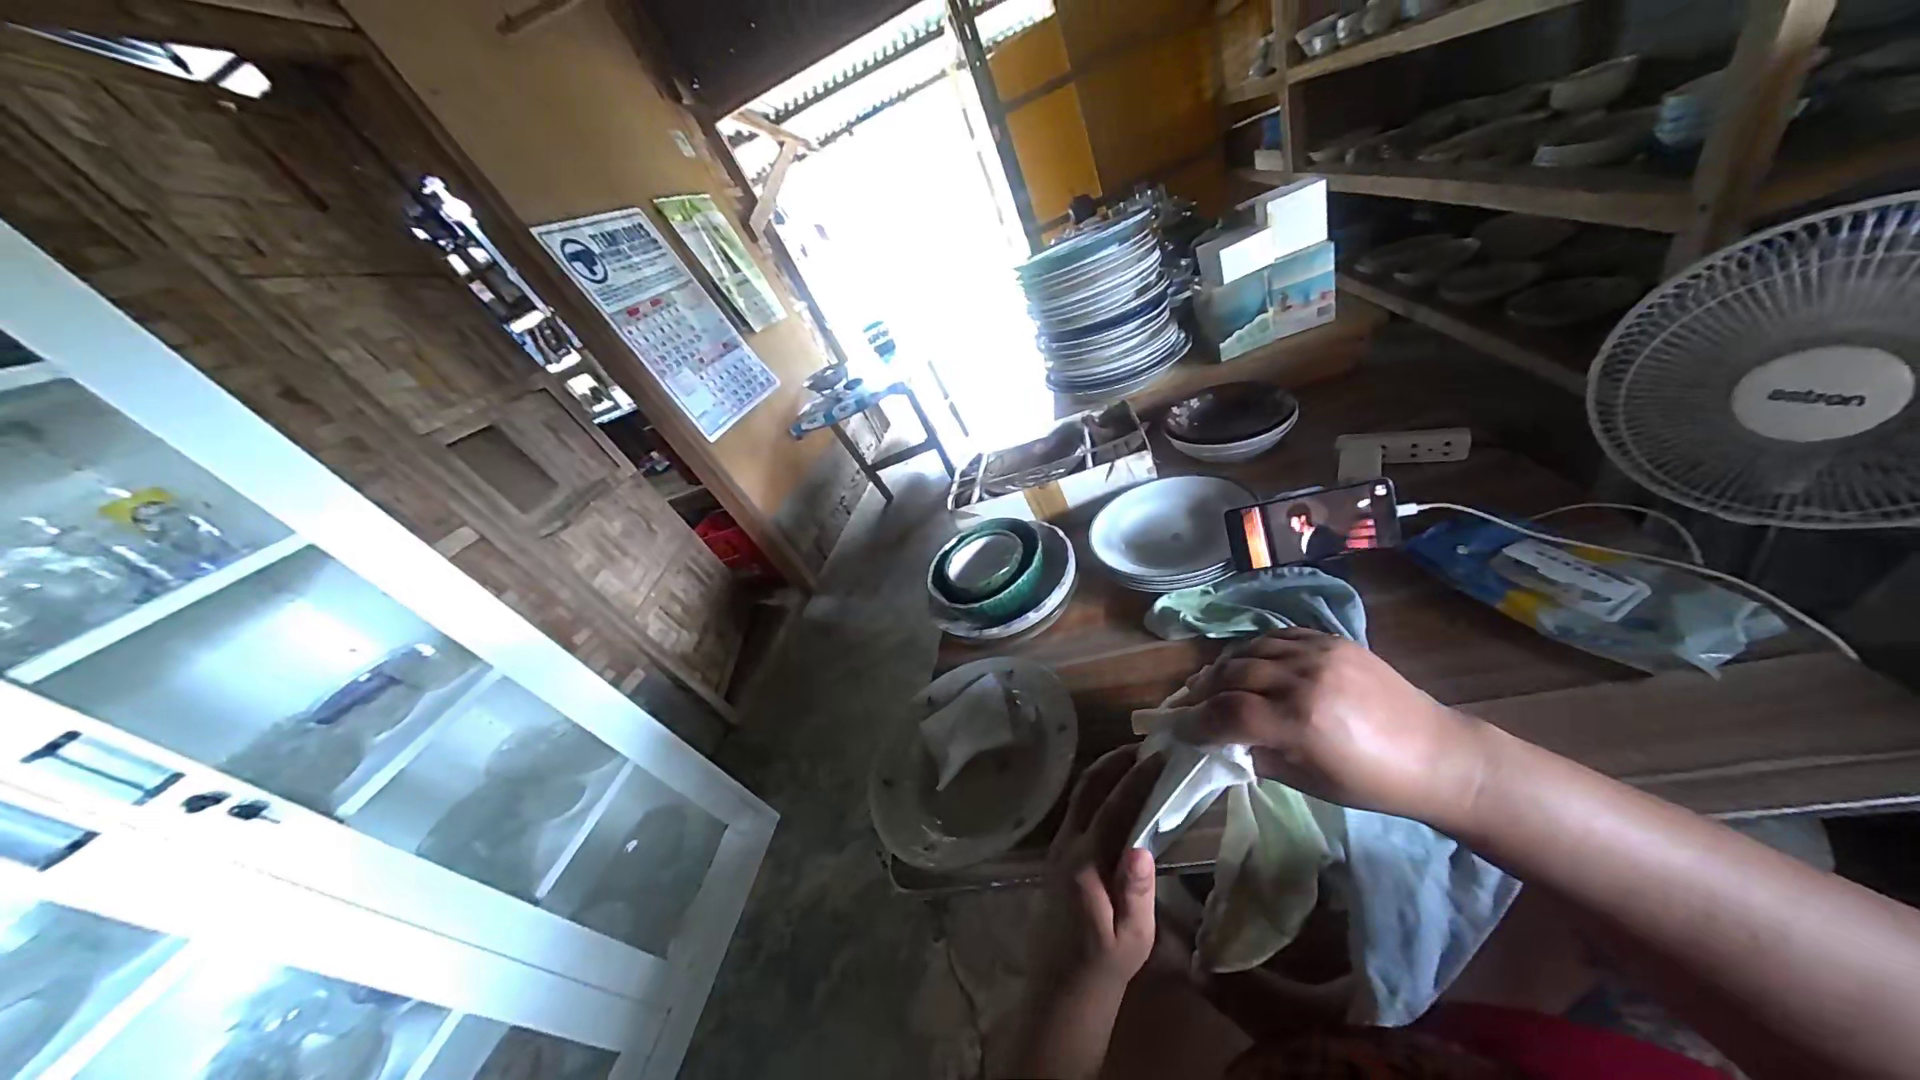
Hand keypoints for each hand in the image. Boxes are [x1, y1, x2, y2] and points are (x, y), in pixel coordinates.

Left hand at [1030, 747, 1166, 993]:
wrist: (1063, 985)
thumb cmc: (1105, 964)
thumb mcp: (1132, 937)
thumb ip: (1136, 892)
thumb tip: (1143, 846)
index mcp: (1084, 864)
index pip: (1112, 809)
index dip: (1136, 780)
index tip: (1160, 756)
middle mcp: (1065, 846)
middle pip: (1086, 789)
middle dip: (1113, 762)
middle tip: (1145, 746)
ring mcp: (1058, 847)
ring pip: (1079, 795)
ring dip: (1104, 772)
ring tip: (1135, 759)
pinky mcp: (1059, 852)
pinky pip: (1078, 809)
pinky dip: (1098, 789)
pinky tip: (1118, 790)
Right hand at [1176, 629, 1491, 828]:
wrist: (1437, 755)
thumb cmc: (1371, 783)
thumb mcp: (1306, 782)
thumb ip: (1257, 754)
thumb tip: (1222, 739)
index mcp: (1299, 722)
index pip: (1226, 712)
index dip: (1197, 722)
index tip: (1183, 731)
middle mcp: (1303, 680)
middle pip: (1230, 675)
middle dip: (1204, 693)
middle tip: (1193, 706)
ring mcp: (1319, 654)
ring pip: (1249, 650)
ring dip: (1225, 668)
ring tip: (1216, 684)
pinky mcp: (1333, 640)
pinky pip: (1278, 637)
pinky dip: (1255, 650)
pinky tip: (1251, 664)